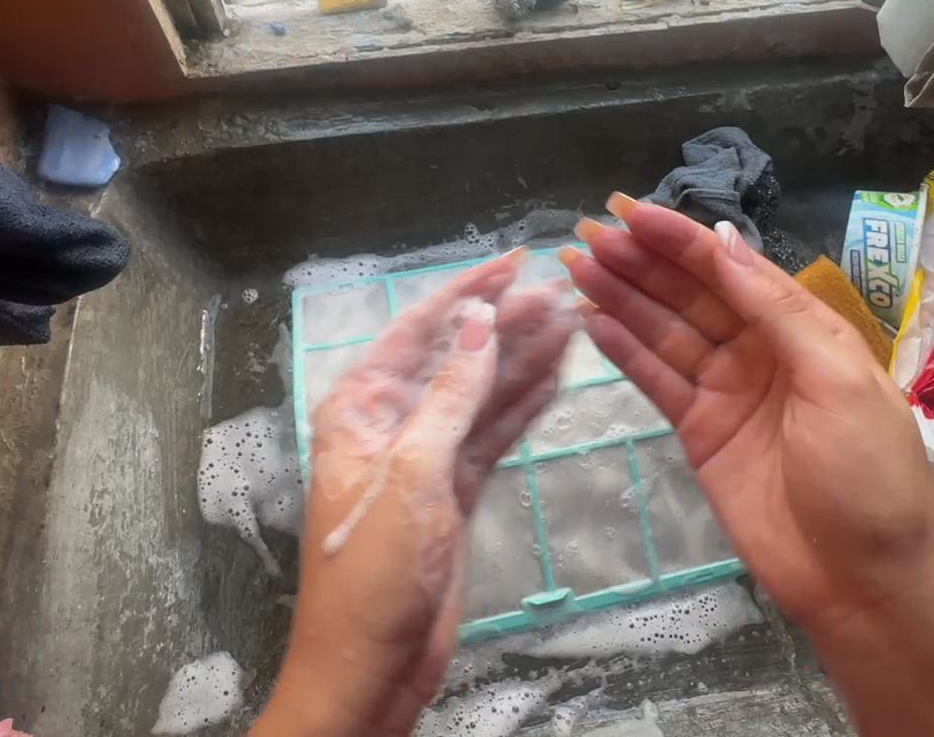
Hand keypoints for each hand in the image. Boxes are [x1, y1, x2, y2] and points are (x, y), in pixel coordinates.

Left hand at [256, 251, 576, 736]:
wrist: (370, 672)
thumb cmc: (372, 575)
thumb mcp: (411, 474)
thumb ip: (448, 395)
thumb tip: (478, 321)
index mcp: (363, 405)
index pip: (420, 328)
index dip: (468, 291)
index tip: (514, 262)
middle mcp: (393, 419)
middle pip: (459, 357)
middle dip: (507, 324)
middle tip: (561, 294)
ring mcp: (427, 453)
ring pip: (482, 393)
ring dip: (523, 360)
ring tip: (570, 324)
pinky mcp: (452, 486)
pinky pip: (492, 434)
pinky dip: (523, 408)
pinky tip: (555, 379)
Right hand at [562, 196, 933, 637]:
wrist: (863, 587)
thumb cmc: (868, 476)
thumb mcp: (838, 381)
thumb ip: (777, 311)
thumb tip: (725, 242)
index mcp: (799, 329)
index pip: (730, 269)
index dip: (680, 240)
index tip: (632, 214)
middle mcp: (756, 349)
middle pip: (688, 294)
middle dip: (640, 262)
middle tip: (588, 235)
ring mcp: (723, 388)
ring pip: (663, 331)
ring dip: (621, 298)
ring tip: (577, 269)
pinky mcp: (697, 428)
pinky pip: (655, 379)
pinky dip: (622, 350)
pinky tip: (591, 322)